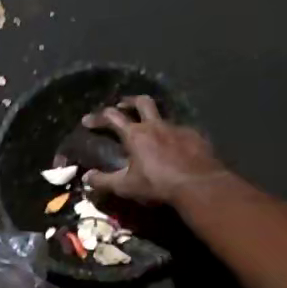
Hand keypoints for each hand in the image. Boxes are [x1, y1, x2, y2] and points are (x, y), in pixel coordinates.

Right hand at [81, 95, 228, 205]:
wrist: (200, 185)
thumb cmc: (158, 184)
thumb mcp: (125, 186)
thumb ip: (103, 181)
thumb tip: (85, 177)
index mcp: (135, 135)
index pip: (112, 117)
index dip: (97, 117)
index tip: (87, 121)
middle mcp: (156, 126)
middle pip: (142, 102)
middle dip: (129, 101)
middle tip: (121, 106)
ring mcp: (178, 129)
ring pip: (162, 117)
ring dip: (152, 121)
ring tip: (148, 132)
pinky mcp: (196, 137)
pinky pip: (180, 131)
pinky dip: (171, 136)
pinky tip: (172, 148)